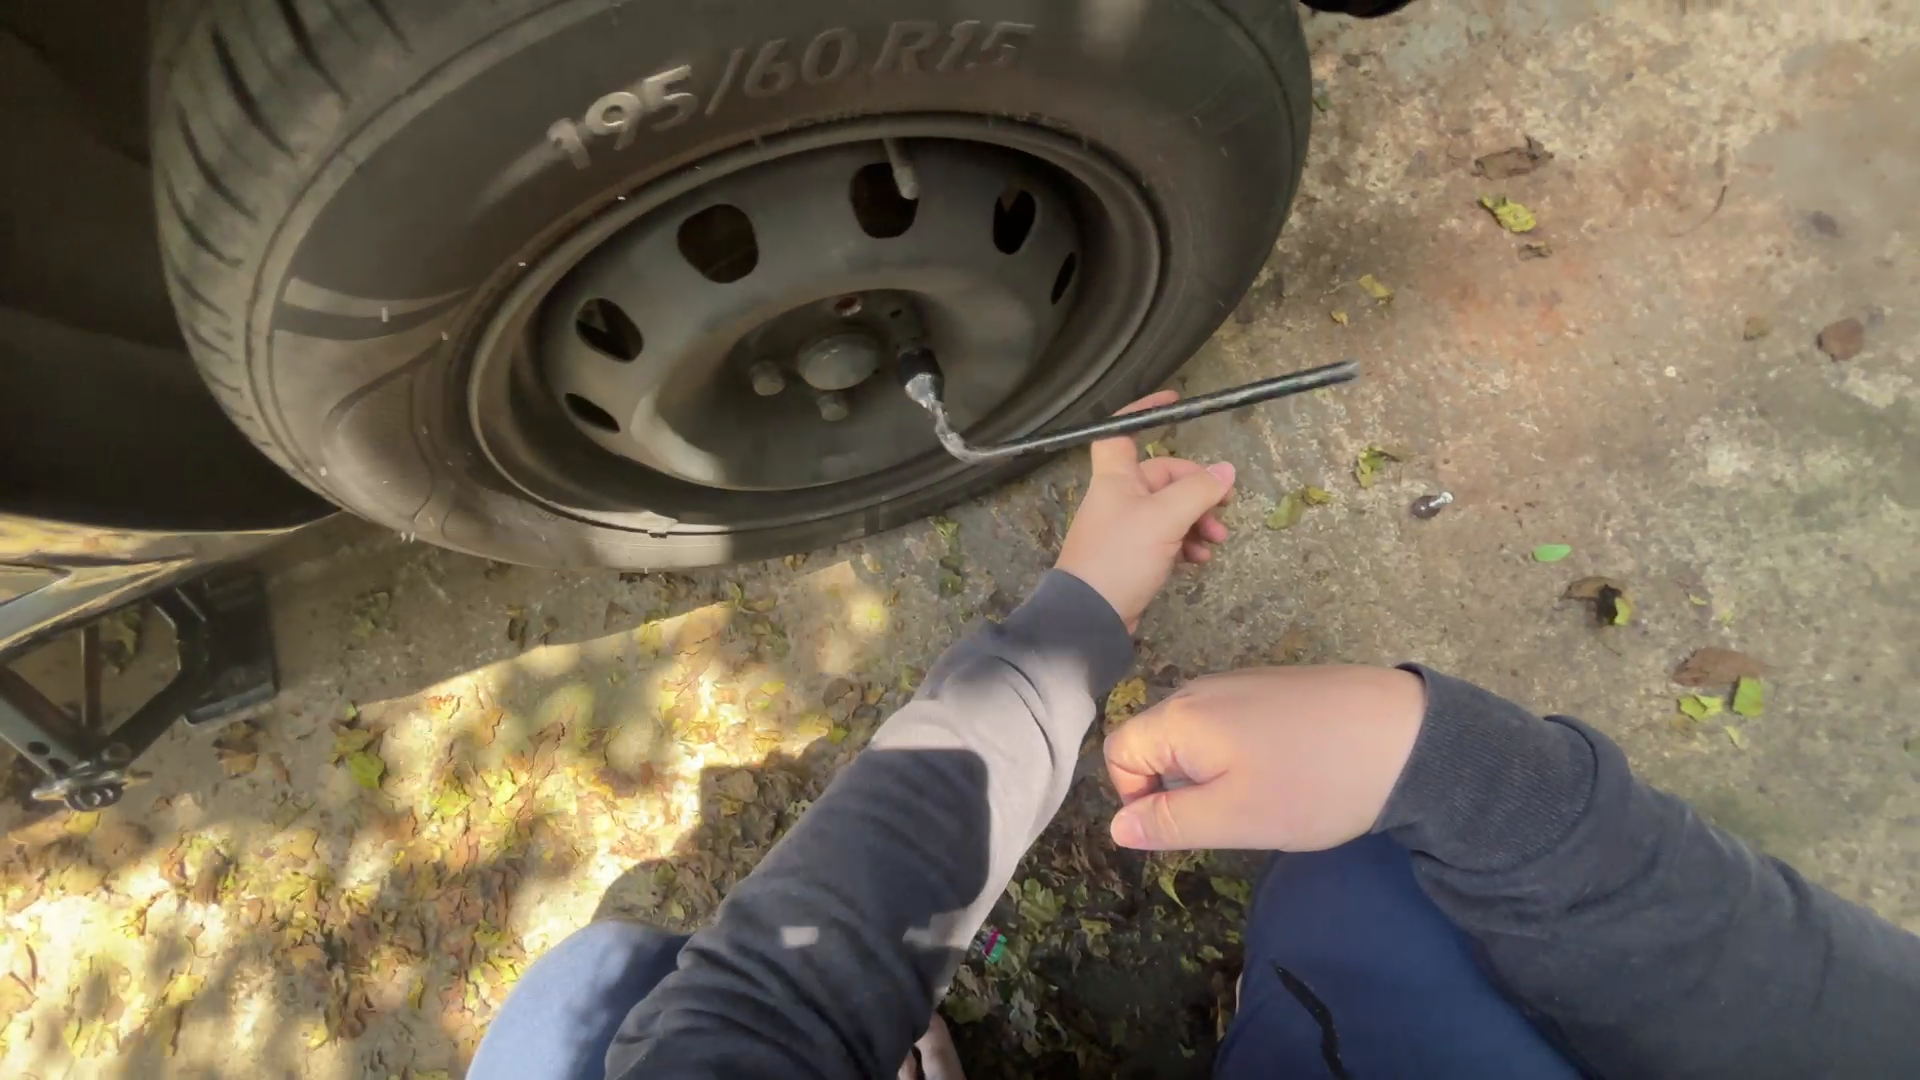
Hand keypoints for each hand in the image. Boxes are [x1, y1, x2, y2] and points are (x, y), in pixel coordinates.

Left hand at [1054, 391, 1236, 632]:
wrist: (1090, 616)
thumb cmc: (1120, 557)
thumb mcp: (1164, 519)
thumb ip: (1197, 491)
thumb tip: (1226, 471)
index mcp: (1115, 478)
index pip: (1123, 431)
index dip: (1144, 411)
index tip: (1174, 400)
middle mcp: (1118, 497)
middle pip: (1165, 477)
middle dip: (1198, 492)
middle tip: (1225, 508)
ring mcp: (1125, 528)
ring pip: (1170, 511)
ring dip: (1197, 522)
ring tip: (1215, 541)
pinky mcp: (1133, 556)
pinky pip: (1166, 539)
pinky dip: (1185, 544)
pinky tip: (1198, 561)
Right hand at [1102, 666, 1426, 850]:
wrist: (1405, 734)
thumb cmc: (1311, 784)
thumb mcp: (1234, 819)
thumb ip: (1168, 823)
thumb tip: (1116, 827)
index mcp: (1178, 718)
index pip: (1118, 751)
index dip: (1133, 796)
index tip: (1182, 825)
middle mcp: (1197, 690)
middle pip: (1154, 739)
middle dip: (1175, 785)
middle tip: (1228, 816)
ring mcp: (1235, 682)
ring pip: (1192, 732)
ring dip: (1207, 771)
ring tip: (1262, 795)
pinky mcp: (1268, 684)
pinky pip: (1226, 720)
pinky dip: (1236, 750)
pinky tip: (1286, 767)